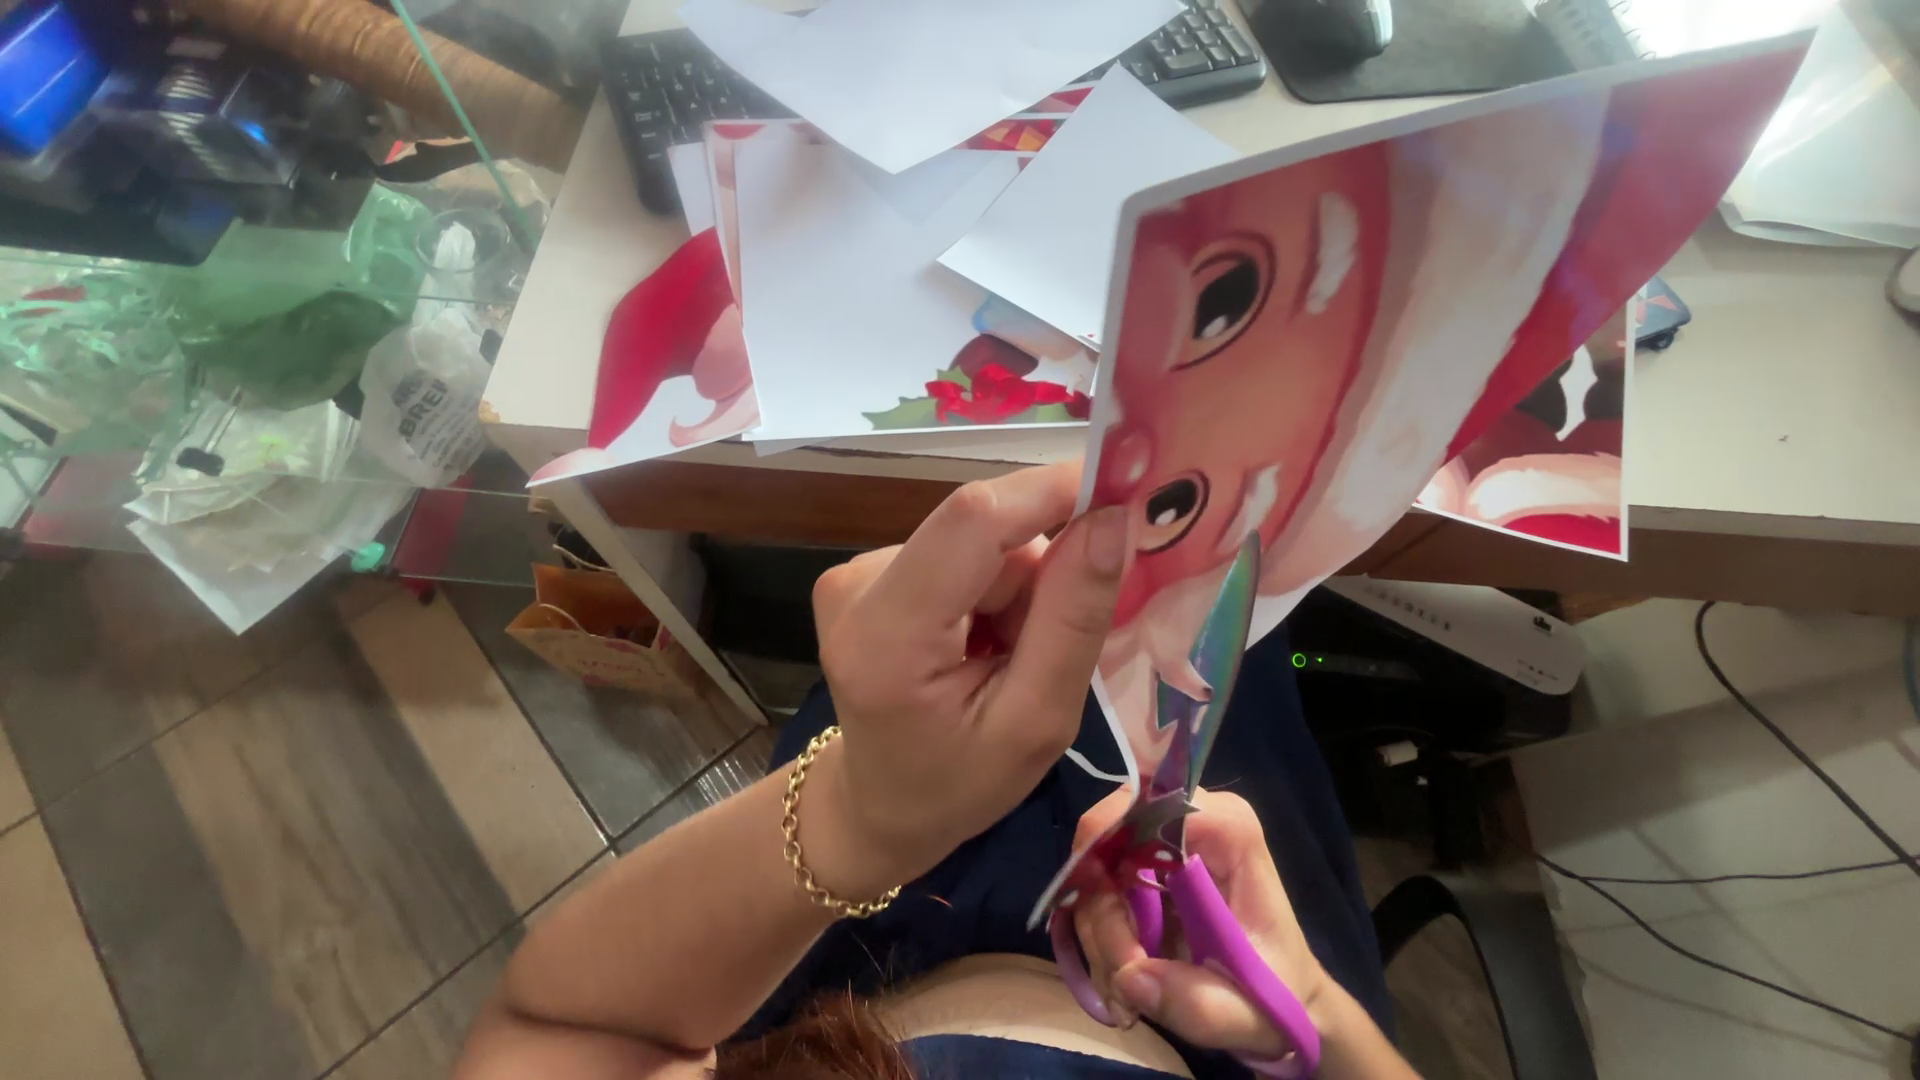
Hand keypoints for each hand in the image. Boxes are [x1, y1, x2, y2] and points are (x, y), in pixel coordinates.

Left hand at [805, 463, 1130, 892]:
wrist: (880, 802)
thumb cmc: (959, 784)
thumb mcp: (1036, 723)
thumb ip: (1073, 620)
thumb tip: (1112, 519)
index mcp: (888, 637)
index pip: (973, 520)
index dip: (1051, 489)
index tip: (1126, 491)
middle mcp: (855, 588)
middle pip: (982, 530)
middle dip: (1039, 570)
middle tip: (1047, 644)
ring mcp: (852, 575)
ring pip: (977, 543)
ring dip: (1013, 589)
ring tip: (1003, 659)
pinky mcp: (862, 572)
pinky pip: (957, 553)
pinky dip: (987, 590)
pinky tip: (976, 644)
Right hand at [1070, 788, 1334, 1056]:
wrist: (1285, 996)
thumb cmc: (1278, 994)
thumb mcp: (1248, 1013)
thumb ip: (1197, 1002)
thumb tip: (1130, 976)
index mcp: (1228, 829)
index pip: (1146, 802)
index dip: (1106, 841)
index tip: (1095, 914)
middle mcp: (1191, 817)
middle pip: (1108, 834)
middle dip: (1101, 908)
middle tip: (1120, 974)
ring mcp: (1161, 834)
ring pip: (1095, 865)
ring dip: (1098, 930)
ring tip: (1125, 989)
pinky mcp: (1143, 857)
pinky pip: (1097, 883)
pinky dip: (1098, 931)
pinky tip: (1122, 974)